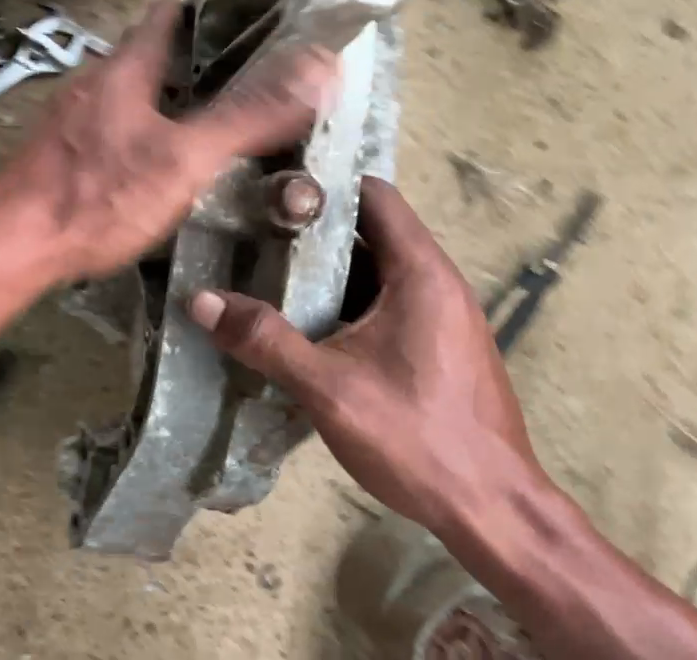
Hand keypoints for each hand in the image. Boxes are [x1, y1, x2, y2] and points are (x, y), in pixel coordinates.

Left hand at [0, 1, 335, 283]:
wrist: (15, 243)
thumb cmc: (99, 198)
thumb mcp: (185, 160)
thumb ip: (248, 117)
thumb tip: (320, 69)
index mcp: (120, 73)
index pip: (161, 21)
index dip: (199, 16)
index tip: (239, 24)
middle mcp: (87, 85)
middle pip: (140, 59)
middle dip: (183, 66)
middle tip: (232, 86)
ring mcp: (63, 119)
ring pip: (118, 96)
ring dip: (155, 102)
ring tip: (196, 126)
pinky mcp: (51, 152)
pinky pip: (100, 128)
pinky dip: (129, 133)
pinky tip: (144, 164)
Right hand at [186, 178, 544, 533]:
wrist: (496, 515)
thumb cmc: (420, 439)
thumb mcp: (328, 387)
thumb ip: (264, 340)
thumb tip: (199, 300)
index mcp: (422, 276)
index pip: (374, 197)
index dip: (322, 182)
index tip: (264, 184)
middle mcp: (435, 285)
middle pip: (365, 232)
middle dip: (305, 226)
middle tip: (242, 227)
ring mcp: (435, 318)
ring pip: (367, 270)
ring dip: (316, 268)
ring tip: (253, 266)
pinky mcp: (429, 347)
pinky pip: (375, 302)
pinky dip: (334, 299)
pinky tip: (291, 318)